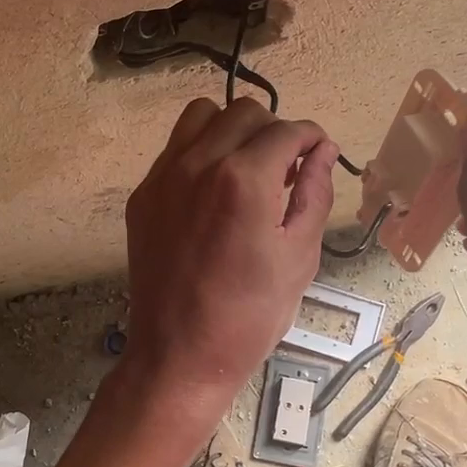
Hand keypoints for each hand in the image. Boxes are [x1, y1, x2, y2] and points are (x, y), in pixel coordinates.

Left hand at [118, 97, 339, 417]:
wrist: (179, 354)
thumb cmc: (249, 315)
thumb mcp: (300, 256)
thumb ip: (314, 193)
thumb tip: (322, 152)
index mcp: (244, 179)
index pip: (287, 130)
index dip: (312, 138)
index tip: (319, 153)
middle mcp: (199, 164)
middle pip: (245, 111)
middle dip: (275, 130)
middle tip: (287, 168)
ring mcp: (163, 176)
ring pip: (202, 116)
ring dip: (232, 129)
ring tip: (247, 167)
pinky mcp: (143, 194)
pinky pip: (175, 148)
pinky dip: (201, 152)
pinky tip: (214, 190)